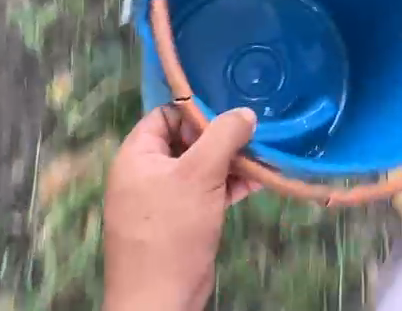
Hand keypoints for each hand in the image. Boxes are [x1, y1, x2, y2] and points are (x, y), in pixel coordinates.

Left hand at [103, 106, 259, 310]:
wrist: (160, 304)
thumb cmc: (173, 229)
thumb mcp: (200, 173)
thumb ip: (224, 134)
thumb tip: (245, 113)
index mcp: (137, 158)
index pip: (166, 115)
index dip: (196, 110)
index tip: (229, 114)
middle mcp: (147, 174)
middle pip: (188, 138)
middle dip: (222, 135)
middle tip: (252, 132)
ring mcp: (164, 199)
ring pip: (202, 164)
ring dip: (232, 159)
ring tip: (264, 153)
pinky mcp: (182, 219)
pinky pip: (208, 189)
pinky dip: (231, 182)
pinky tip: (260, 178)